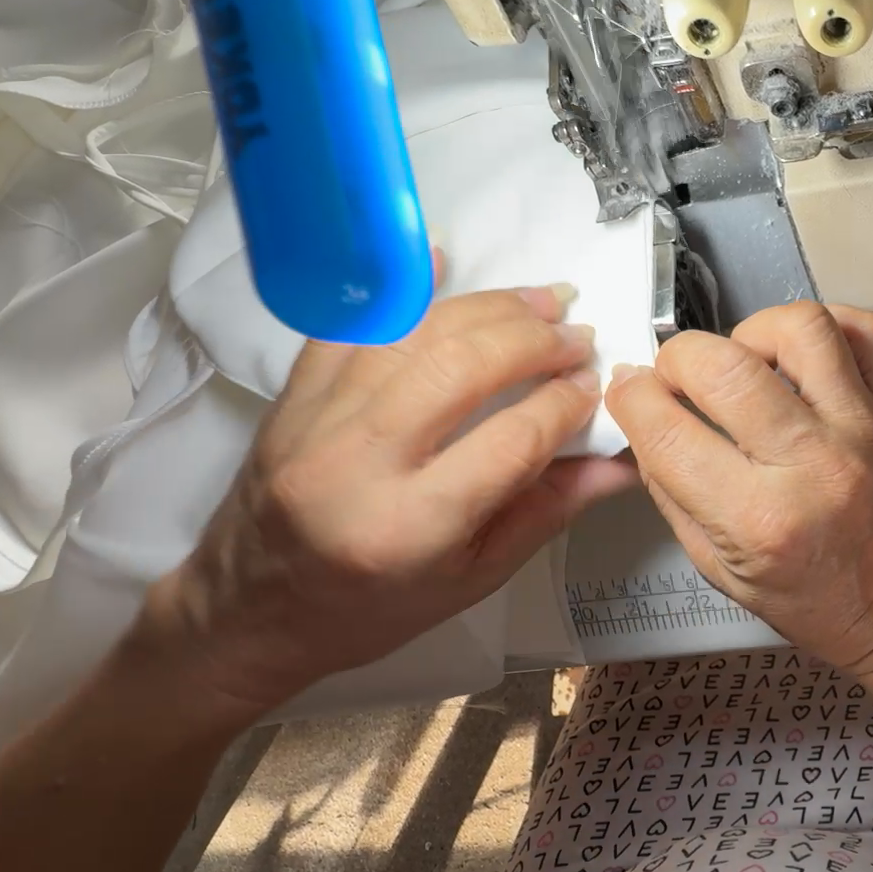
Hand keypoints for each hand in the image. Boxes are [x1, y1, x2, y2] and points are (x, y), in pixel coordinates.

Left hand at [143, 283, 638, 712]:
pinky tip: (445, 258)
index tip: (596, 385)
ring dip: (489, 308)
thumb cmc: (375, 608)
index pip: (513, 439)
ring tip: (541, 301)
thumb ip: (552, 509)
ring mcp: (315, 419)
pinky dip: (404, 287)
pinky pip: (353, 323)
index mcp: (409, 525)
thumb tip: (626, 461)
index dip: (566, 403)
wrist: (247, 612)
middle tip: (578, 333)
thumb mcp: (478, 576)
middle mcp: (356, 462)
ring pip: (415, 335)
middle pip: (462, 369)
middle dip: (535, 342)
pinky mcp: (293, 394)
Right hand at [604, 303, 872, 673]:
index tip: (630, 391)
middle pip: (727, 368)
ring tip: (744, 362)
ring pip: (802, 328)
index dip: (631, 398)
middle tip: (680, 377)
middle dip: (680, 357)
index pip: (669, 432)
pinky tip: (799, 356)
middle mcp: (814, 464)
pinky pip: (863, 329)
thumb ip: (667, 482)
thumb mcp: (710, 560)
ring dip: (754, 331)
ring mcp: (861, 428)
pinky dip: (826, 326)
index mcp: (759, 519)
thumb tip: (639, 409)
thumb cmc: (801, 592)